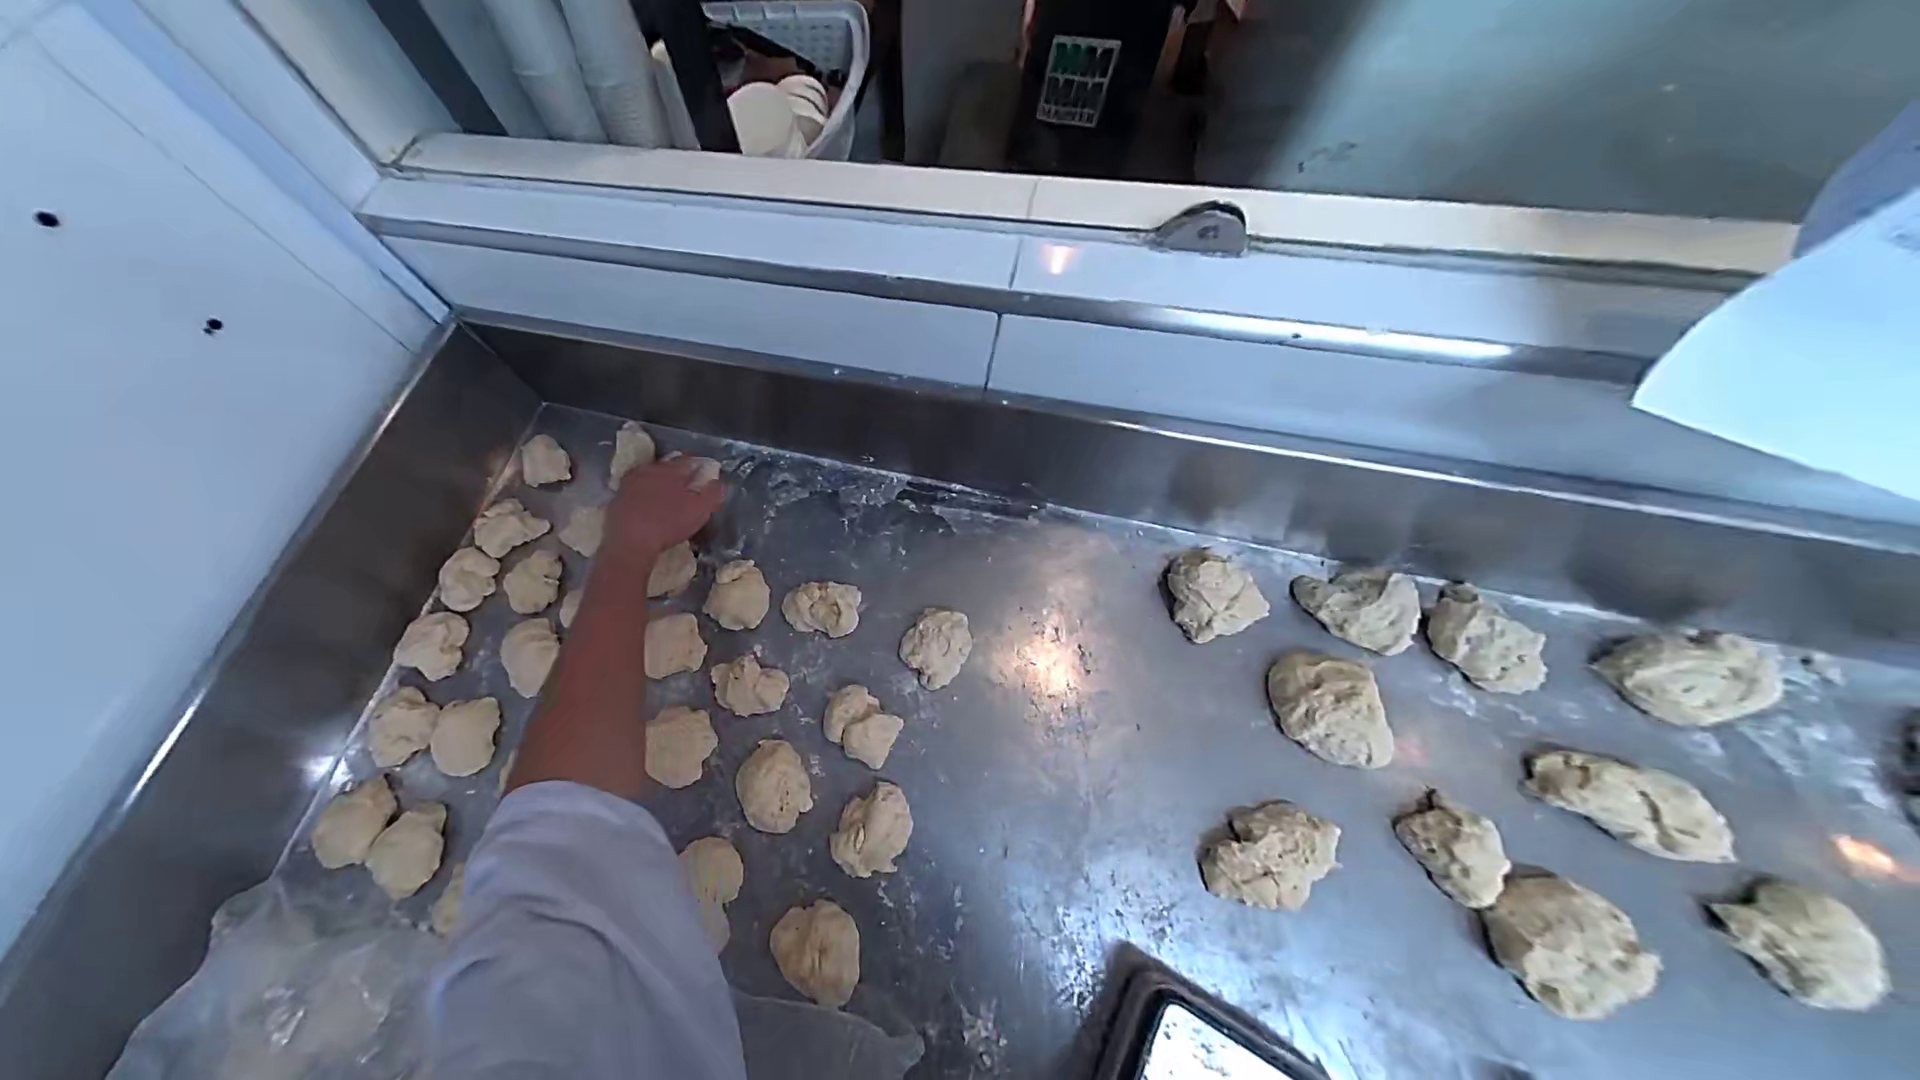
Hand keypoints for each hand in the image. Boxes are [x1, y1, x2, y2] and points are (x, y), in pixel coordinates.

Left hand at [604, 458, 726, 559]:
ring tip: (666, 496)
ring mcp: (630, 482)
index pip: (688, 461)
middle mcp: (649, 470)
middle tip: (685, 486)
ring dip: (658, 483)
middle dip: (677, 474)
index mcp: (671, 470)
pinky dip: (644, 494)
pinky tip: (648, 506)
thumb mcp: (700, 511)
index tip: (703, 474)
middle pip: (667, 466)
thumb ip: (712, 494)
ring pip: (649, 477)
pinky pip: (635, 490)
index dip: (698, 466)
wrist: (629, 542)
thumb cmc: (669, 524)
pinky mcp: (617, 497)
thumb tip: (718, 482)